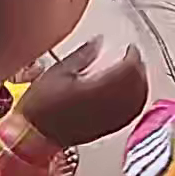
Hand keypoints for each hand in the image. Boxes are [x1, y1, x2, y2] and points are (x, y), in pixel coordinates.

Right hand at [15, 37, 147, 148]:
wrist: (33, 134)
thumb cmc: (41, 103)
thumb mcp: (58, 71)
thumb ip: (83, 54)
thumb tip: (99, 41)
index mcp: (94, 90)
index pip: (127, 71)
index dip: (133, 57)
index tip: (130, 48)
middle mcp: (106, 106)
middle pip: (136, 85)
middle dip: (139, 68)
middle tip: (134, 56)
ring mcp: (109, 120)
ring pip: (137, 100)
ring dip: (141, 83)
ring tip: (135, 71)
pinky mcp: (107, 129)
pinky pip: (131, 113)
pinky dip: (137, 100)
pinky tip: (132, 93)